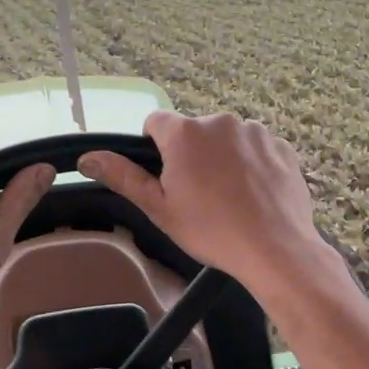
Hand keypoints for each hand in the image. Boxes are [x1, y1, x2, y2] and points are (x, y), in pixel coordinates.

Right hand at [78, 112, 324, 293]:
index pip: (155, 122)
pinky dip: (252, 166)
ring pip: (227, 140)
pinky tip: (255, 197)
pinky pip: (257, 150)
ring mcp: (255, 132)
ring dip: (223, 159)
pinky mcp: (282, 146)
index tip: (165, 178)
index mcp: (185, 133)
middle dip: (192, 156)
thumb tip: (86, 157)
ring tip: (230, 200)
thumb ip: (123, 177)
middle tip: (198, 197)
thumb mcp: (159, 208)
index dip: (154, 148)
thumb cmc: (210, 230)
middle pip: (194, 132)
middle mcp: (220, 121)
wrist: (275, 248)